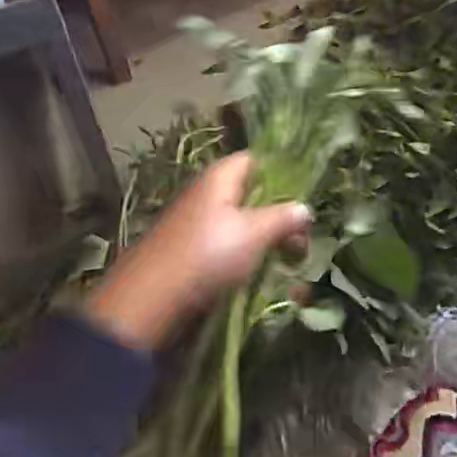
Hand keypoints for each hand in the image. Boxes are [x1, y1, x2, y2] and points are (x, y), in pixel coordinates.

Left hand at [84, 152, 311, 351]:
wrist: (151, 297)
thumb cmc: (208, 253)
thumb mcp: (254, 233)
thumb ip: (283, 217)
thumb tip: (305, 208)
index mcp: (222, 175)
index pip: (258, 159)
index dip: (284, 174)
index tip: (304, 198)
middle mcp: (209, 190)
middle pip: (253, 192)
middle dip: (279, 215)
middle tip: (301, 242)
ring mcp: (198, 219)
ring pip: (242, 221)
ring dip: (265, 239)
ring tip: (287, 262)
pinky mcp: (192, 247)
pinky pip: (228, 242)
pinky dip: (246, 254)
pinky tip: (260, 272)